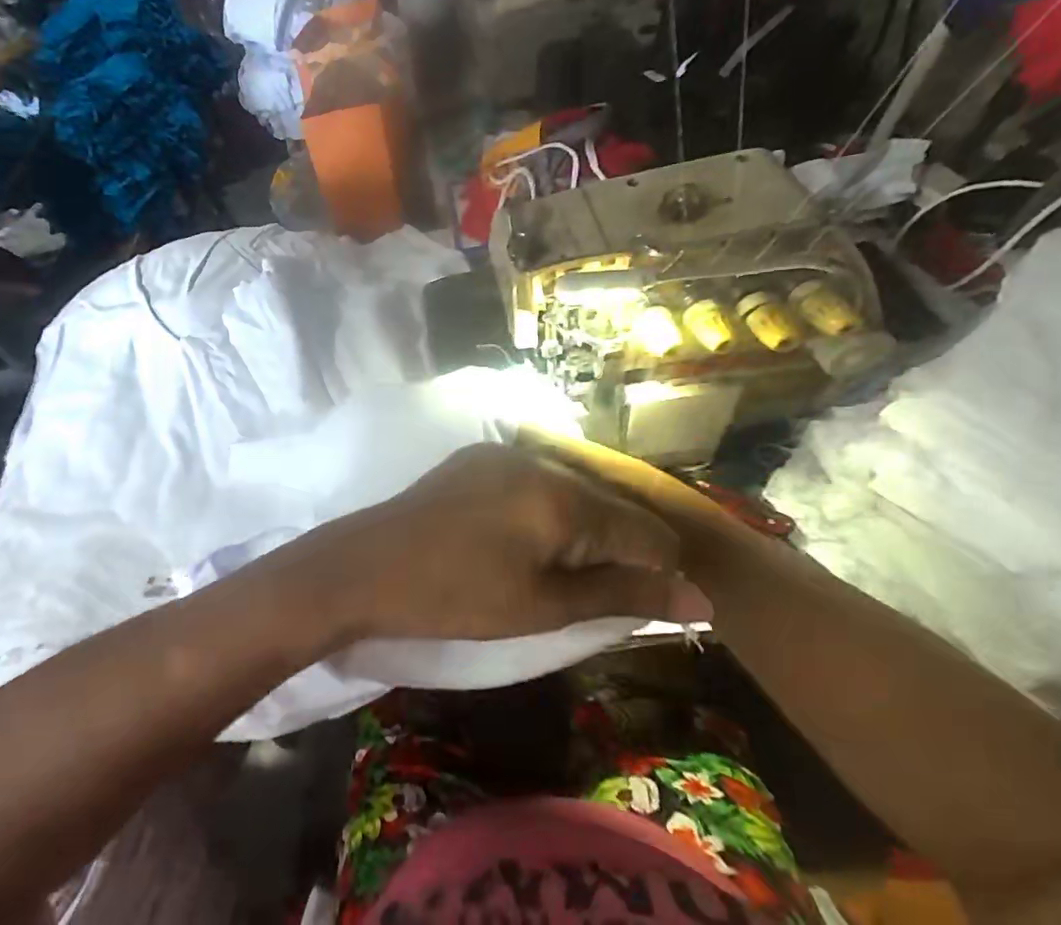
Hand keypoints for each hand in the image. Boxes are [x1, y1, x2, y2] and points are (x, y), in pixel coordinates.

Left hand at [308, 444, 711, 641]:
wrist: (363, 567)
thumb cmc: (452, 596)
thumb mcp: (542, 606)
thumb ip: (620, 595)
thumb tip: (698, 598)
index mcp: (562, 495)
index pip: (644, 530)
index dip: (659, 572)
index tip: (656, 606)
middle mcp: (538, 460)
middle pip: (608, 505)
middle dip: (619, 550)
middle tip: (601, 596)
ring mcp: (500, 454)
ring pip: (570, 491)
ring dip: (582, 531)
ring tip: (561, 575)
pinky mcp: (473, 460)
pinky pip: (532, 483)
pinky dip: (545, 513)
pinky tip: (524, 544)